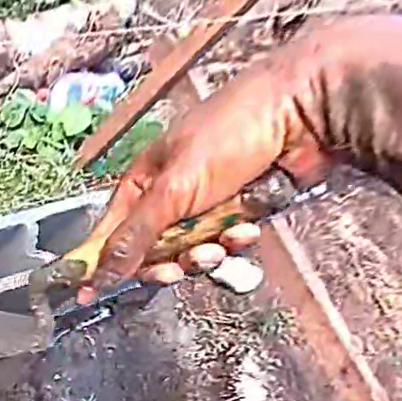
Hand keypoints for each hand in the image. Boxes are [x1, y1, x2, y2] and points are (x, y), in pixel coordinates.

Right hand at [74, 16, 401, 295]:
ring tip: (223, 241)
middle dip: (164, 262)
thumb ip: (133, 237)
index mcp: (141, 182)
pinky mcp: (235, 212)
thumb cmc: (233, 132)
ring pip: (186, 252)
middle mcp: (167, 196)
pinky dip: (234, 241)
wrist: (313, 106)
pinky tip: (247, 226)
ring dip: (203, 253)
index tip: (88, 295)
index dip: (98, 264)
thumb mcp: (172, 189)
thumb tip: (95, 277)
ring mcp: (203, 205)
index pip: (108, 234)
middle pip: (147, 251)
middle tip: (174, 269)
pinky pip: (222, 243)